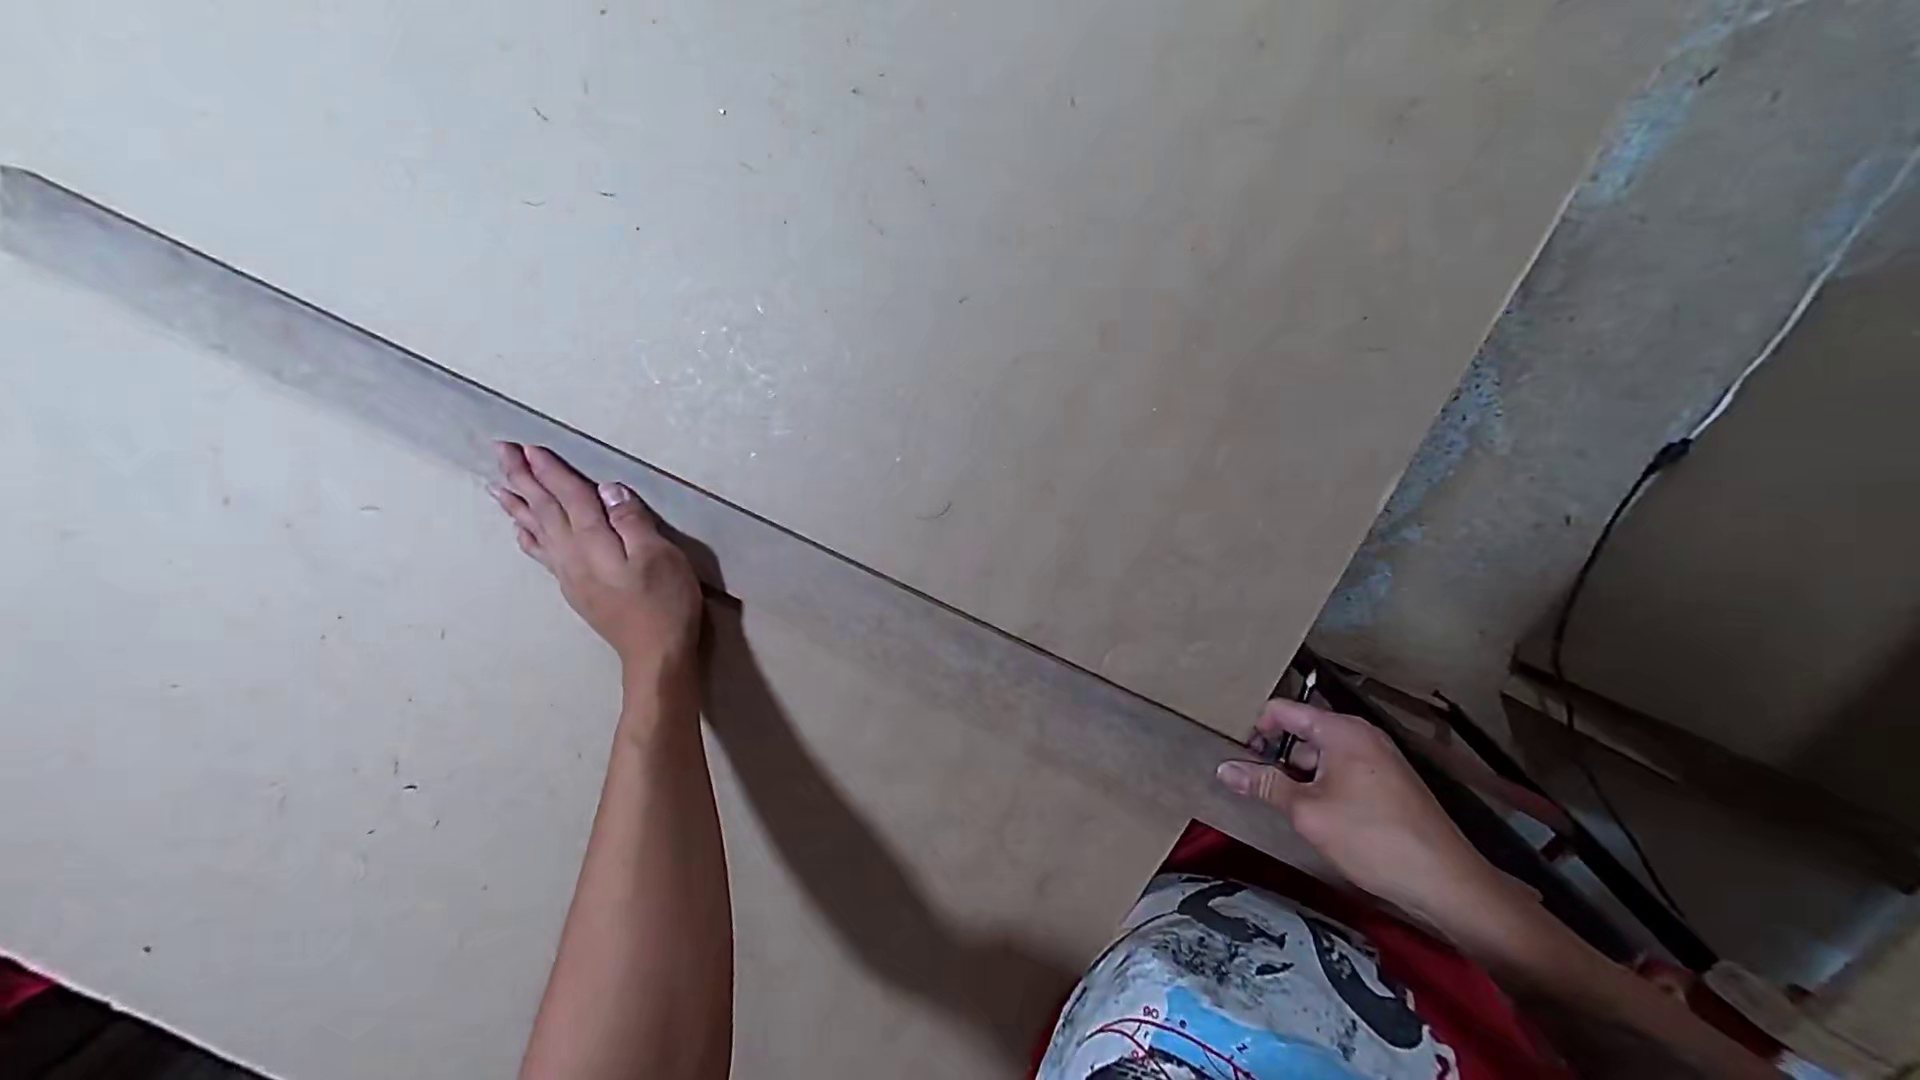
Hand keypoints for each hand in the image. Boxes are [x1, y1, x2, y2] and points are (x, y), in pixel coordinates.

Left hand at [490, 443, 702, 684]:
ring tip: (496, 485)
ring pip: (537, 530)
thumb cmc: (665, 602)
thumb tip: (608, 490)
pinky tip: (521, 531)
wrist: (655, 653)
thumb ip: (632, 521)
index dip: (551, 471)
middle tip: (500, 451)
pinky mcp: (576, 589)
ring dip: (518, 505)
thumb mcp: (660, 556)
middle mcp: (573, 554)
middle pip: (544, 509)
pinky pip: (542, 553)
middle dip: (524, 479)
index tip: (528, 447)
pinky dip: (528, 536)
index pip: (569, 497)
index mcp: (594, 541)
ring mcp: (570, 574)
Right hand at [1217, 700, 1531, 936]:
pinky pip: (1339, 772)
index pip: (1282, 710)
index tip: (1240, 757)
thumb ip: (1264, 785)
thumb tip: (1225, 769)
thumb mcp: (1307, 812)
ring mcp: (1376, 758)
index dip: (1255, 730)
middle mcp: (1360, 735)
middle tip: (1255, 785)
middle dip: (1275, 756)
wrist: (1448, 884)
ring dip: (1297, 776)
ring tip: (1282, 805)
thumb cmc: (1376, 840)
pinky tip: (1314, 816)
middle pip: (1300, 732)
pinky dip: (1320, 786)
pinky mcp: (1385, 782)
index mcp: (1341, 731)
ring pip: (1319, 756)